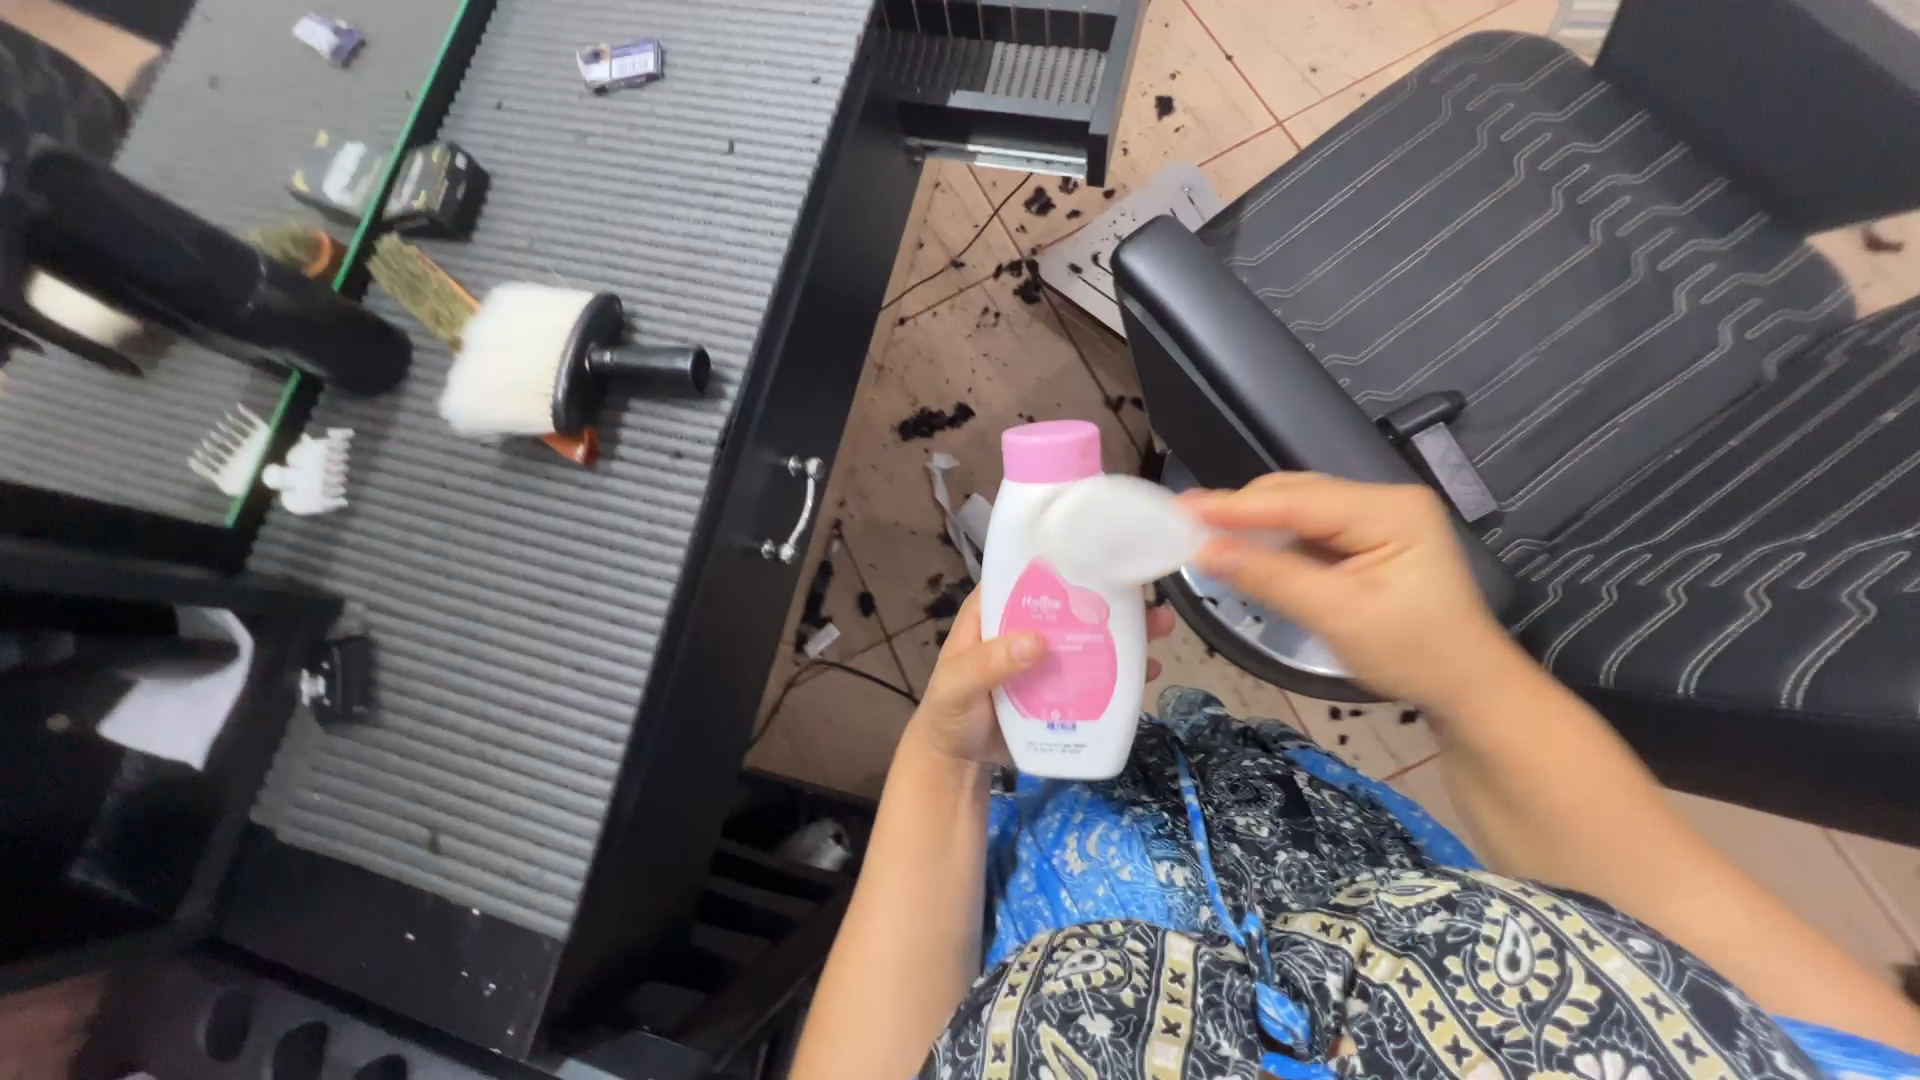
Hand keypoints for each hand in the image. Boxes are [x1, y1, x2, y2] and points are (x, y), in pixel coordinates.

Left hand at [904, 589, 1175, 767]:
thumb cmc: (949, 712)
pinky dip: (1121, 674)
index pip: (1026, 578)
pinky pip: (1094, 677)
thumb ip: (989, 664)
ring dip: (1123, 633)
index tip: (1098, 555)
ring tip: (1159, 628)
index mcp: (993, 615)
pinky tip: (1149, 672)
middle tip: (1146, 597)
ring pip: (1088, 639)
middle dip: (1107, 599)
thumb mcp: (958, 685)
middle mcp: (1024, 630)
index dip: (1058, 565)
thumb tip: (1037, 641)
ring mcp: (1045, 661)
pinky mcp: (1061, 691)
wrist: (958, 762)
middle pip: (1069, 607)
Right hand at [1188, 473, 1528, 711]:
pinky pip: (1304, 530)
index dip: (1238, 506)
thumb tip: (1205, 552)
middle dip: (1240, 511)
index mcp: (1390, 511)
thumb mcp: (1337, 616)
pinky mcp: (1362, 539)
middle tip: (1182, 522)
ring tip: (1200, 532)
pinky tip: (1239, 547)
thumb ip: (1270, 577)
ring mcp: (1374, 518)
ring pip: (1295, 509)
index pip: (1300, 502)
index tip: (1183, 509)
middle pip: (1295, 496)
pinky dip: (1269, 539)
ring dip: (1251, 524)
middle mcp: (1382, 501)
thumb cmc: (1415, 654)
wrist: (1467, 687)